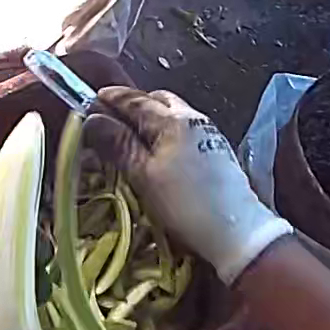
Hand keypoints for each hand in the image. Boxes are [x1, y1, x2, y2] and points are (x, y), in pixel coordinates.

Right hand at [85, 87, 293, 284]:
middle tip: (114, 117)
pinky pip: (184, 129)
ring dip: (152, 117)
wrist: (238, 232)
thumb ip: (118, 143)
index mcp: (171, 120)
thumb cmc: (185, 202)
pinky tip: (160, 151)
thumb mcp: (143, 174)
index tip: (93, 98)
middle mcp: (191, 118)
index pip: (135, 100)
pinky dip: (165, 131)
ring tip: (134, 135)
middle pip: (158, 100)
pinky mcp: (216, 151)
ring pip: (173, 114)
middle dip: (135, 103)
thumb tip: (91, 118)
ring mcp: (208, 133)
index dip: (112, 97)